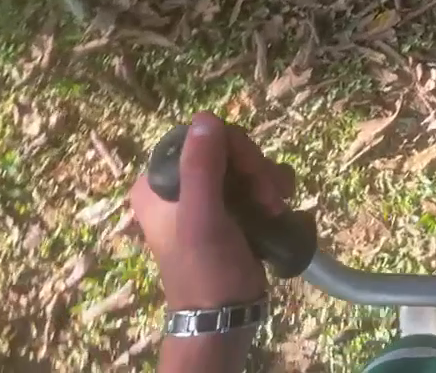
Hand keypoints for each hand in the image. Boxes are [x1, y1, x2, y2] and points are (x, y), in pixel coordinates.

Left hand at [129, 112, 295, 309]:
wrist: (227, 318)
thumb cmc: (207, 272)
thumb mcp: (202, 220)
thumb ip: (202, 169)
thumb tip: (206, 117)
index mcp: (157, 184)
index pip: (200, 136)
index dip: (231, 147)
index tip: (248, 173)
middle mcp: (179, 185)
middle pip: (228, 146)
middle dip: (254, 169)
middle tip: (266, 199)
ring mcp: (207, 196)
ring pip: (246, 161)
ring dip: (267, 180)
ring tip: (274, 209)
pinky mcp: (231, 207)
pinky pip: (257, 177)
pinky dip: (273, 189)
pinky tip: (278, 210)